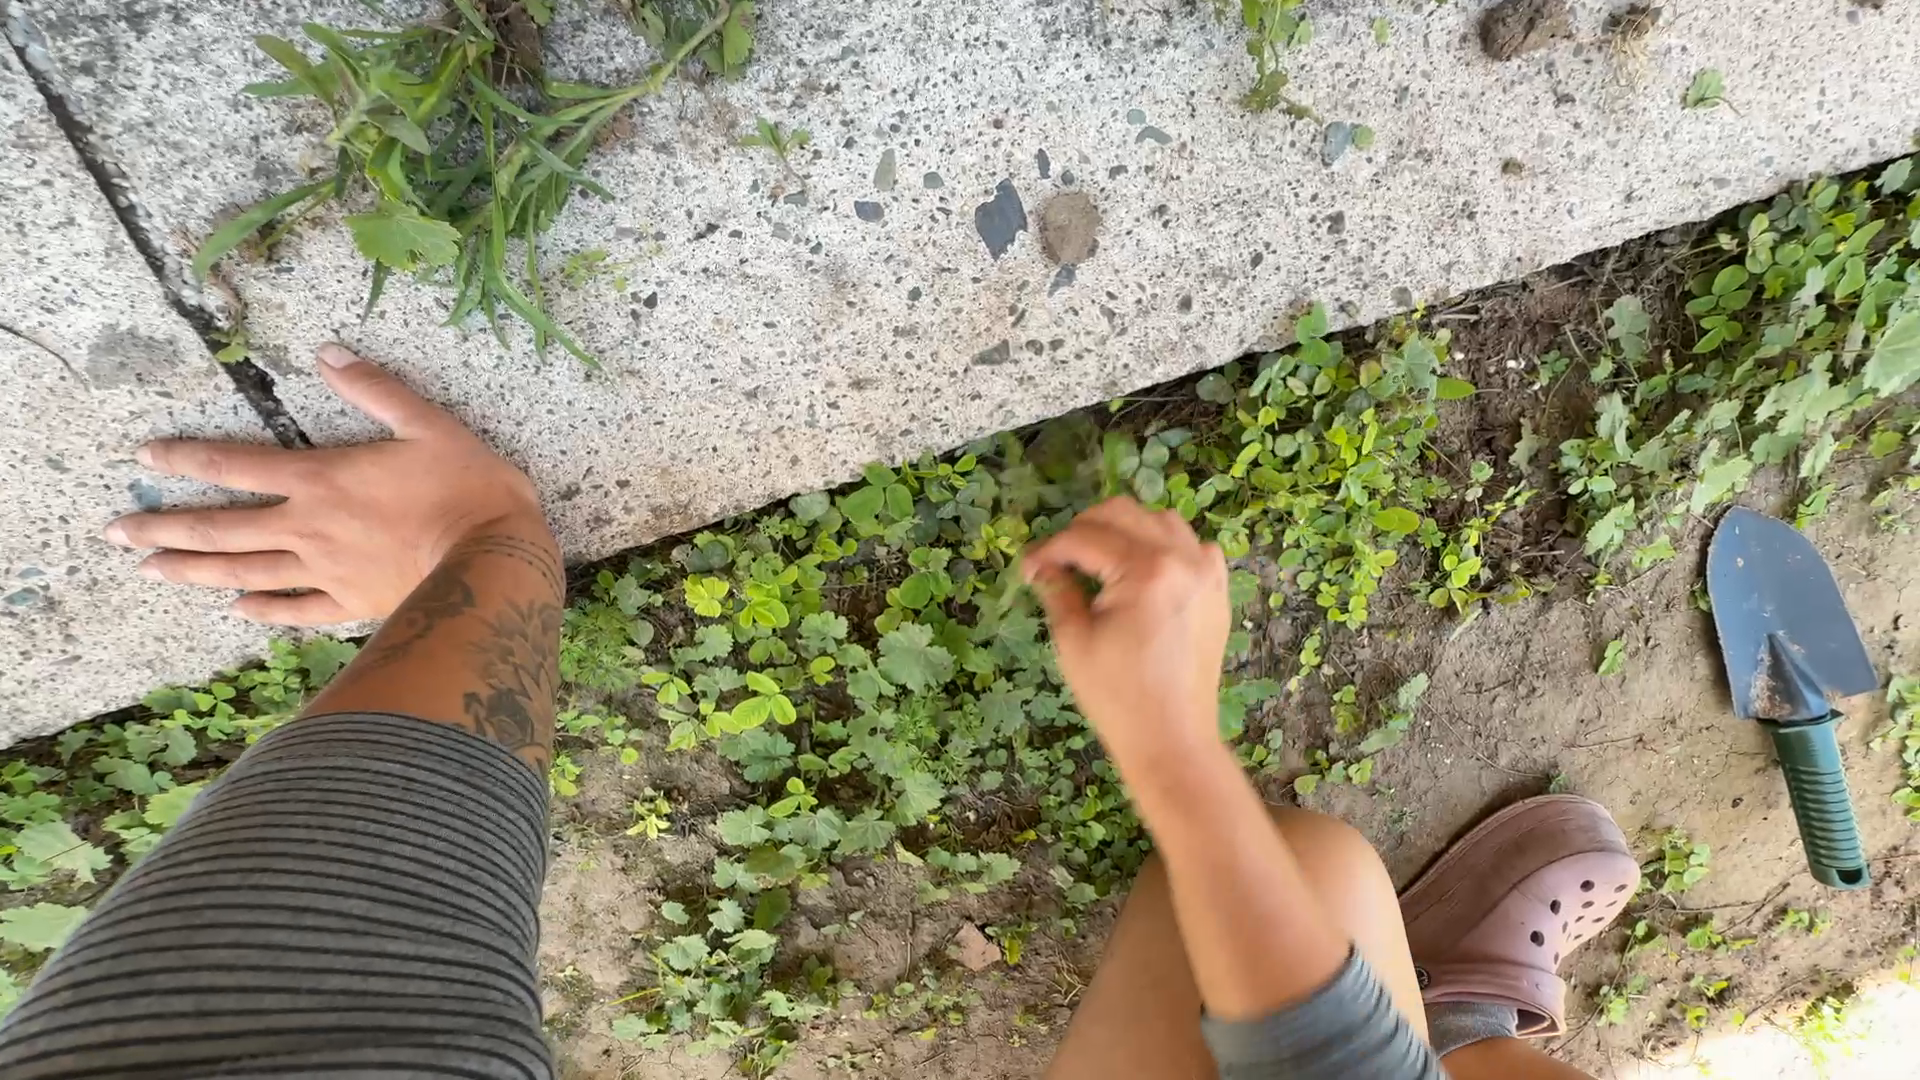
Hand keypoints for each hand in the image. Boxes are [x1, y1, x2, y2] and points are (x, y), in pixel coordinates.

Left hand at [106, 344, 551, 624]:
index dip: (186, 458)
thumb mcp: (433, 427)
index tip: (146, 458)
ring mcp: (328, 570)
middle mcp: (308, 528)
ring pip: (245, 571)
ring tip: (153, 569)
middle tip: (117, 530)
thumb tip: (329, 353)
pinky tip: (240, 608)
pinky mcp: (354, 600)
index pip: (235, 466)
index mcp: (322, 480)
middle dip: (164, 526)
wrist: (496, 553)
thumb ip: (378, 391)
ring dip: (193, 569)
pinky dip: (265, 610)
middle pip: (220, 528)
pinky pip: (297, 608)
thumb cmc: (470, 488)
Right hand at [1022, 496, 1230, 767]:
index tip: (1027, 568)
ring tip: (1100, 561)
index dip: (1048, 548)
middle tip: (1059, 560)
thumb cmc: (1116, 695)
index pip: (1084, 537)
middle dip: (1082, 529)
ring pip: (1159, 519)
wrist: (1172, 738)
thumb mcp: (1074, 640)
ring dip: (1124, 529)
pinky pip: (1192, 545)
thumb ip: (1057, 590)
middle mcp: (1181, 558)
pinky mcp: (1217, 590)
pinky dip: (1165, 546)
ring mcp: (1206, 572)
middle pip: (1122, 512)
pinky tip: (1145, 571)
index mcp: (1145, 570)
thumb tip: (1043, 565)